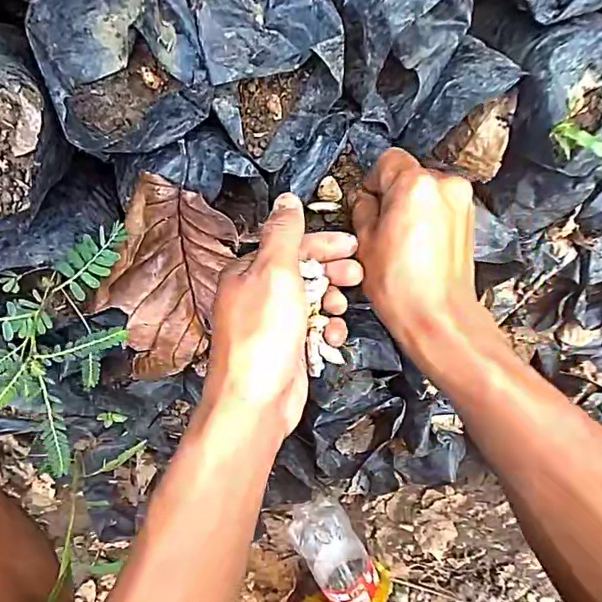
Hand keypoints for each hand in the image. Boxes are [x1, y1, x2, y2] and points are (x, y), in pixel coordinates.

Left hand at [203, 194, 361, 434]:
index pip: (290, 245)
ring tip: (339, 310)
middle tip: (354, 276)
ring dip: (332, 303)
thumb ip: (284, 234)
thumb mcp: (274, 272)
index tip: (351, 246)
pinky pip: (314, 330)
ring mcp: (273, 324)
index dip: (323, 244)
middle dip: (332, 273)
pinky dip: (327, 331)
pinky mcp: (287, 348)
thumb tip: (286, 200)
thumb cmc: (260, 339)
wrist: (256, 401)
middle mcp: (257, 296)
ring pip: (313, 302)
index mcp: (247, 272)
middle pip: (304, 272)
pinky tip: (331, 337)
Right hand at [352, 149, 480, 347]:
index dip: (372, 182)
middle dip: (392, 196)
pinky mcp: (468, 221)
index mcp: (415, 185)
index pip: (388, 160)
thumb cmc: (404, 288)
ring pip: (426, 192)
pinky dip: (428, 221)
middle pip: (409, 175)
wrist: (438, 316)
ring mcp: (461, 203)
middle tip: (380, 227)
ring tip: (400, 243)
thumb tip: (366, 200)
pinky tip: (417, 248)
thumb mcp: (364, 243)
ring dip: (411, 209)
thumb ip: (363, 209)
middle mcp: (445, 187)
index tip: (368, 201)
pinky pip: (440, 209)